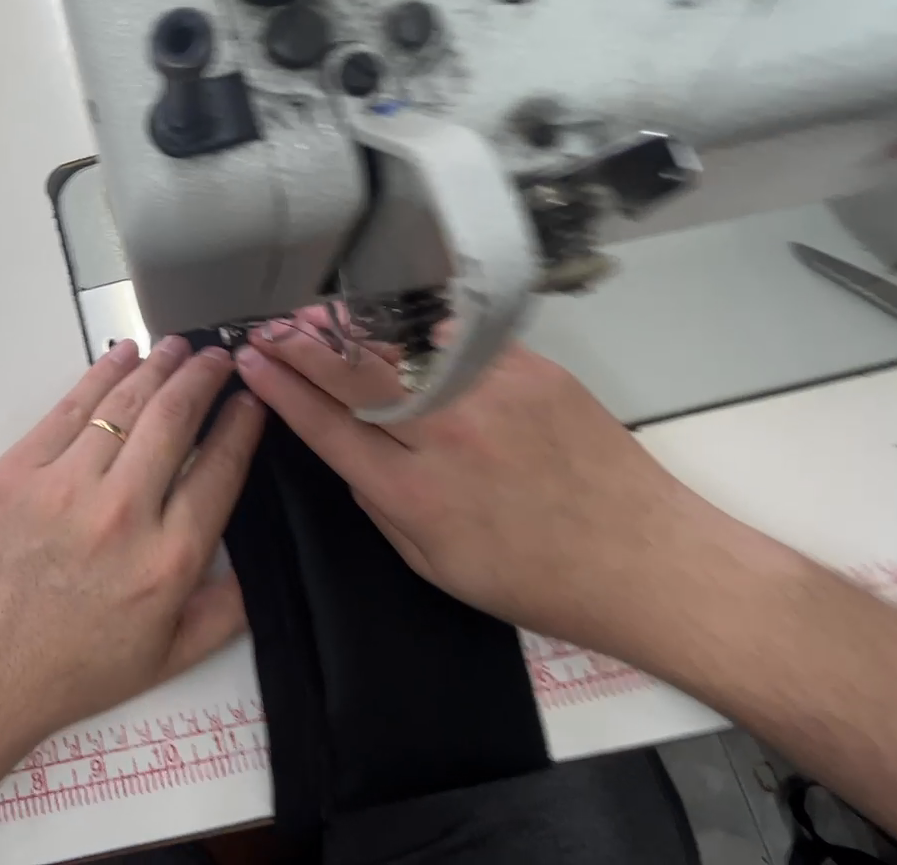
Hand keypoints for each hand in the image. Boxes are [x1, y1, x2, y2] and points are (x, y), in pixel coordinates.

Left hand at [0, 336, 265, 750]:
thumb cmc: (80, 665)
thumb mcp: (172, 656)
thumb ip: (228, 609)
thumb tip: (262, 557)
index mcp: (168, 560)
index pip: (220, 469)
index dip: (241, 424)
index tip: (250, 400)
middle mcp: (122, 512)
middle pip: (174, 420)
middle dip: (204, 378)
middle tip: (220, 356)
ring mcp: (64, 485)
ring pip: (125, 405)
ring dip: (159, 366)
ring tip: (181, 346)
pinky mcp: (18, 469)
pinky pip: (69, 407)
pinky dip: (101, 374)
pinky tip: (124, 355)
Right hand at [233, 314, 733, 656]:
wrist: (645, 560)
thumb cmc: (531, 579)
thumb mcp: (431, 562)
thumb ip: (378, 502)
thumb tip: (348, 449)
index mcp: (413, 492)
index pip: (324, 425)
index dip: (280, 389)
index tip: (251, 361)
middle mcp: (444, 433)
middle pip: (351, 375)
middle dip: (298, 347)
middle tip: (266, 327)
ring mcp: (489, 393)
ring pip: (398, 346)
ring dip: (346, 330)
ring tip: (312, 317)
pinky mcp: (529, 368)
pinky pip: (454, 339)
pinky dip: (412, 330)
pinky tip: (387, 324)